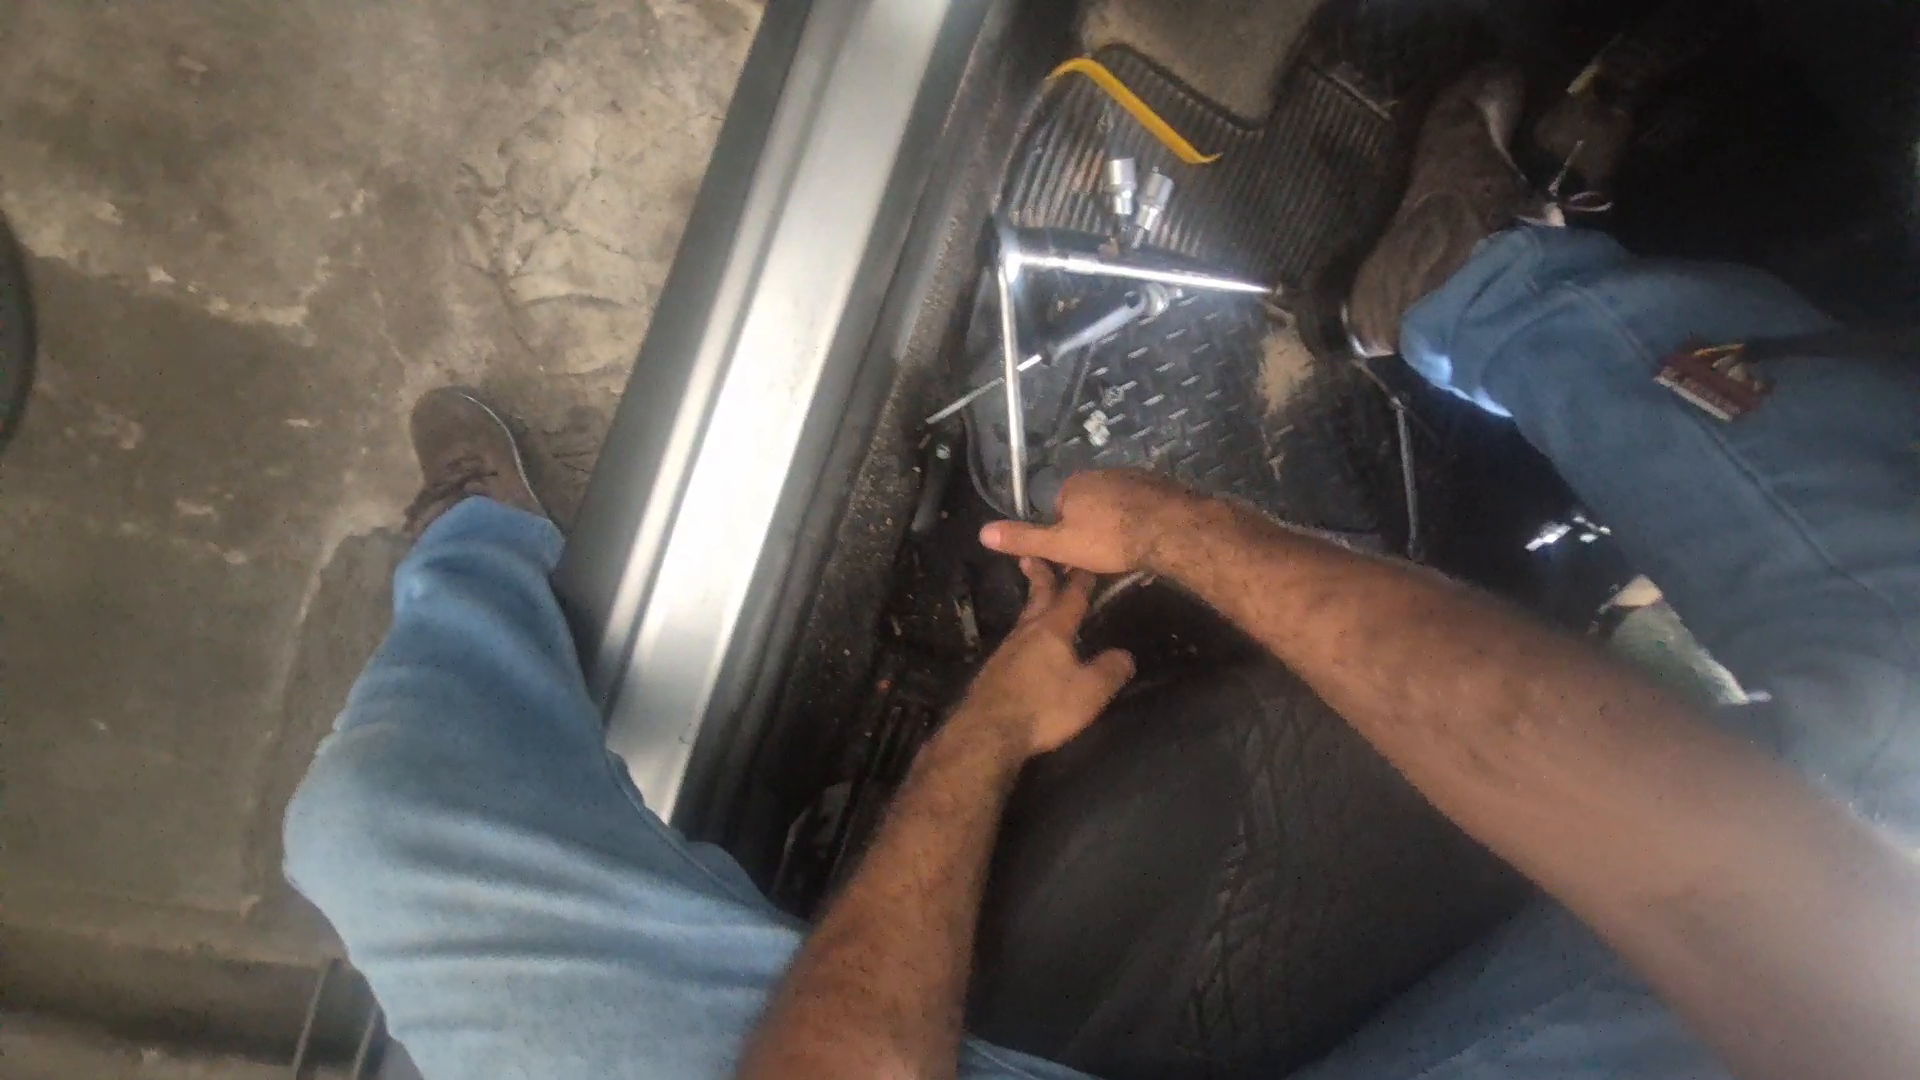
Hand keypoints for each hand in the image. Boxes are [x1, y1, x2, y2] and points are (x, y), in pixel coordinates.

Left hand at [957, 558, 1134, 756]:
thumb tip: (1125, 654)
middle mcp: (1026, 632)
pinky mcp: (995, 670)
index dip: (1081, 579)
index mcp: (1052, 629)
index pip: (1071, 596)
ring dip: (1032, 604)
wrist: (987, 730)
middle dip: (1041, 575)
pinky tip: (1027, 644)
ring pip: (1024, 619)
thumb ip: (1110, 670)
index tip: (1086, 562)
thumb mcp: (1089, 691)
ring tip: (1037, 599)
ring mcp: (1006, 650)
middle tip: (1034, 554)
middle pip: (1037, 597)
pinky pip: (1015, 642)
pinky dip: (1025, 632)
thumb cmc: (1043, 706)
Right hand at [979, 468, 1201, 574]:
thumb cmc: (1109, 539)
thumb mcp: (1060, 545)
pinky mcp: (1159, 485)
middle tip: (1100, 559)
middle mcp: (1101, 474)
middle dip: (1090, 529)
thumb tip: (982, 532)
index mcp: (1073, 485)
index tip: (1073, 557)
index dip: (1062, 534)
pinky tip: (1147, 540)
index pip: (1057, 509)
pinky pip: (1140, 505)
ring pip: (1115, 505)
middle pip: (1086, 506)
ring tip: (1125, 552)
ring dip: (1116, 525)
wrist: (1170, 529)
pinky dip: (1139, 520)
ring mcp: (1132, 477)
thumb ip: (1024, 539)